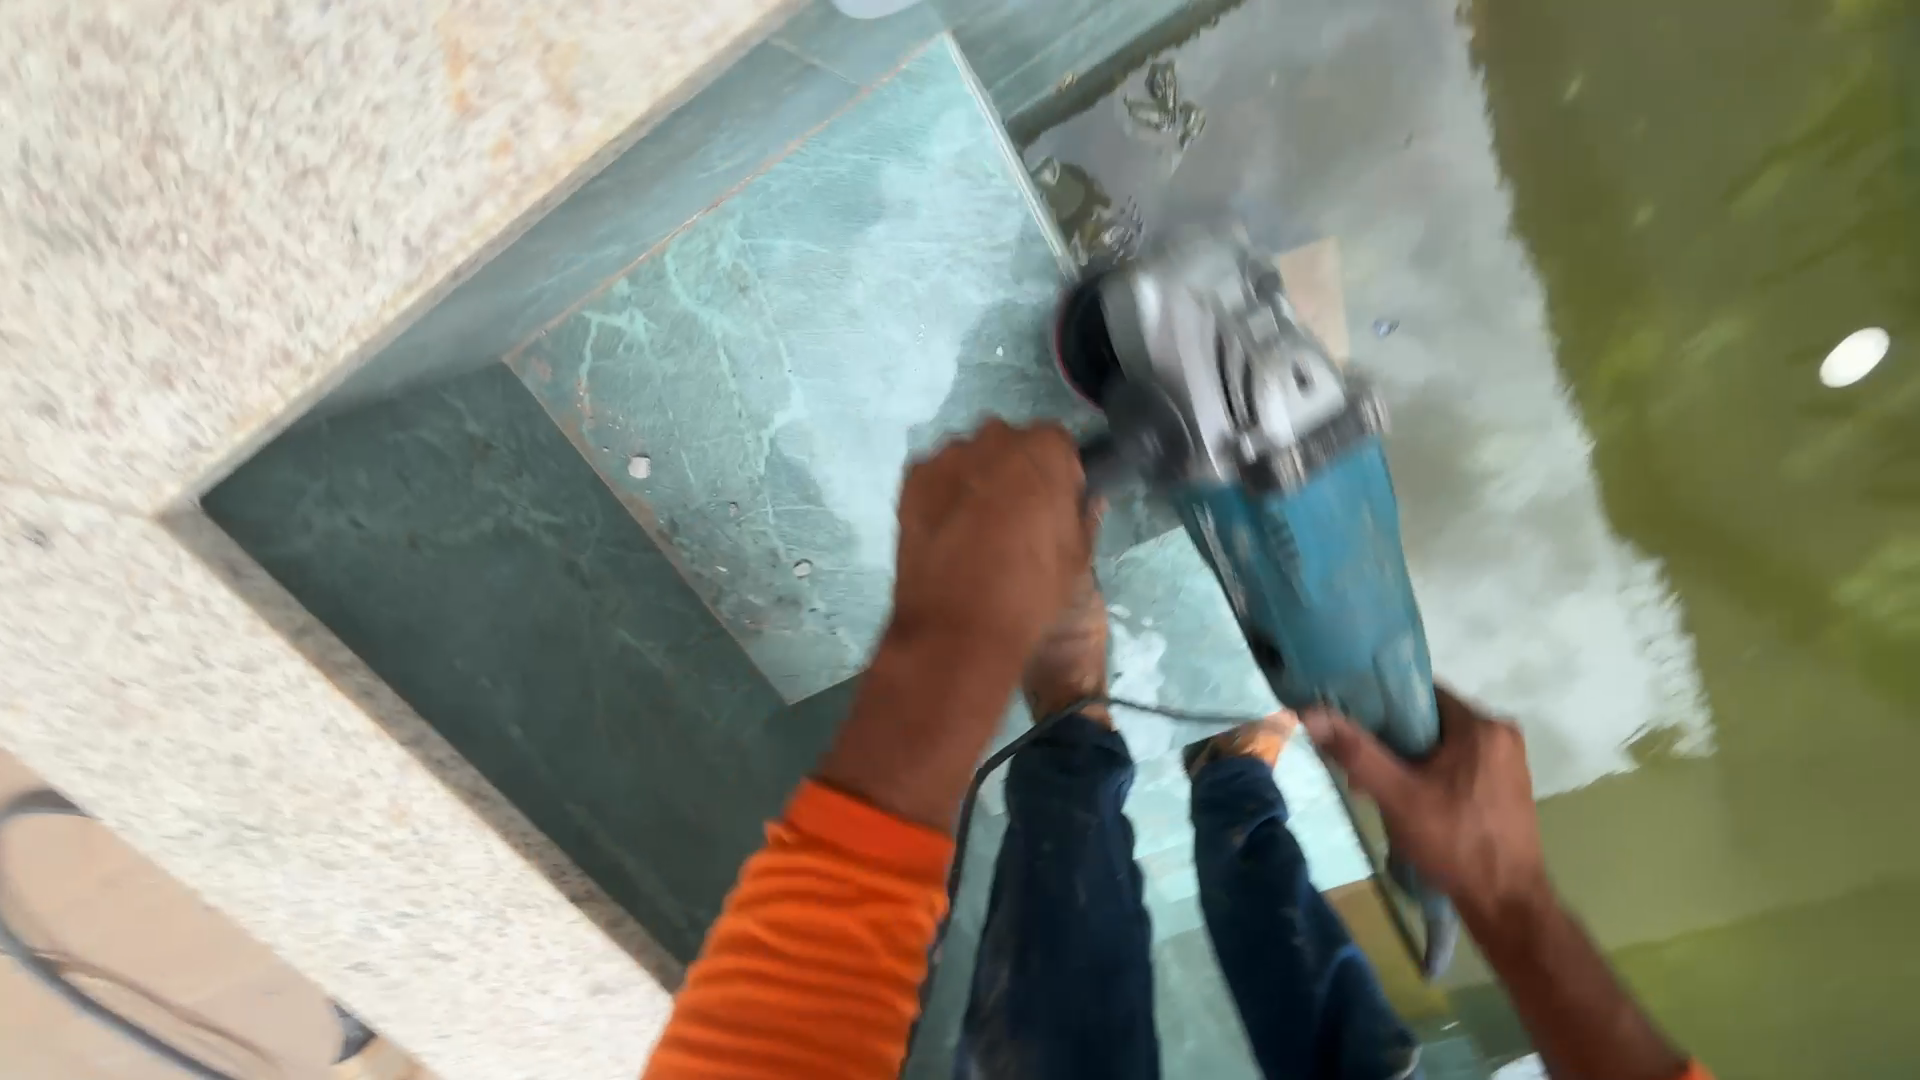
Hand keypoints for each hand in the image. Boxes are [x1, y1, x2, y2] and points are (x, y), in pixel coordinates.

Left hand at [888, 419, 1097, 656]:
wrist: (956, 625)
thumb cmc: (1031, 589)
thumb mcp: (1077, 556)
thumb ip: (1084, 515)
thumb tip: (1085, 500)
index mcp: (1044, 448)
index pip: (1057, 443)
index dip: (1057, 474)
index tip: (1053, 505)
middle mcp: (994, 438)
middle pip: (1010, 445)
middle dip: (1014, 471)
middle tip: (1014, 517)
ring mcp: (947, 456)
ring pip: (969, 459)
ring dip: (975, 481)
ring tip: (974, 530)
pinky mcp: (912, 479)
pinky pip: (936, 478)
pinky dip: (942, 496)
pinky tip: (946, 533)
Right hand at [1301, 686, 1549, 923]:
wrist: (1506, 905)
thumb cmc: (1454, 842)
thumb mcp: (1396, 794)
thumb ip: (1353, 751)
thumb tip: (1307, 713)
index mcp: (1482, 725)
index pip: (1417, 692)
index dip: (1378, 703)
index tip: (1350, 722)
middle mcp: (1499, 734)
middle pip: (1426, 718)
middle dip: (1389, 737)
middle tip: (1358, 760)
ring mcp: (1505, 760)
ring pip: (1438, 741)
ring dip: (1405, 757)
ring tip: (1376, 782)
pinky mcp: (1503, 784)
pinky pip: (1453, 761)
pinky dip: (1426, 770)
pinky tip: (1405, 795)